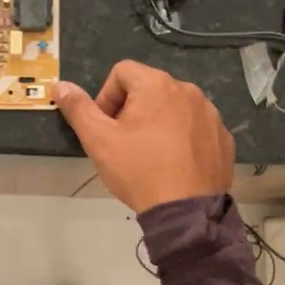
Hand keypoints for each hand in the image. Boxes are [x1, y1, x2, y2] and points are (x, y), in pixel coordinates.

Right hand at [54, 62, 233, 213]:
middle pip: (149, 88)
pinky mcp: (224, 137)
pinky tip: (175, 164)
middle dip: (132, 110)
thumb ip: (78, 109)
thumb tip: (61, 85)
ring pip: (174, 108)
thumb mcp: (99, 140)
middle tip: (125, 144)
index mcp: (157, 84)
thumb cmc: (139, 170)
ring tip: (150, 156)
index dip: (106, 96)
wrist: (186, 212)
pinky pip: (196, 128)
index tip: (106, 127)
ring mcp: (210, 113)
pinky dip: (183, 139)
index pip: (122, 72)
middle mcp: (188, 90)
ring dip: (159, 123)